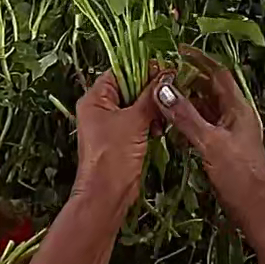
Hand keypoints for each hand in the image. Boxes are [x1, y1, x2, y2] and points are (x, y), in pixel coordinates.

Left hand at [71, 69, 160, 214]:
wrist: (108, 194)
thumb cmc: (112, 157)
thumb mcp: (134, 120)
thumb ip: (151, 96)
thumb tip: (165, 77)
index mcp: (95, 99)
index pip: (120, 72)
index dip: (142, 69)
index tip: (163, 70)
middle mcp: (101, 109)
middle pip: (130, 88)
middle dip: (151, 91)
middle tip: (169, 91)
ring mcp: (112, 125)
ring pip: (138, 105)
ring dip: (153, 108)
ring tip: (163, 116)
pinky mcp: (123, 138)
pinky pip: (140, 122)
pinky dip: (152, 122)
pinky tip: (160, 129)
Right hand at [151, 48, 264, 229]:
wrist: (258, 211)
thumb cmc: (241, 177)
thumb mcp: (210, 144)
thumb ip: (186, 117)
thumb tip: (164, 90)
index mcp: (238, 108)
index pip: (218, 73)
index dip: (199, 60)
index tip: (177, 50)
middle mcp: (235, 116)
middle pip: (210, 88)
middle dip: (188, 79)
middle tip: (162, 74)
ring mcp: (230, 132)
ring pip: (205, 108)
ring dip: (186, 100)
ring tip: (161, 96)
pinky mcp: (223, 148)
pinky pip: (203, 126)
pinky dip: (188, 121)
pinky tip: (172, 125)